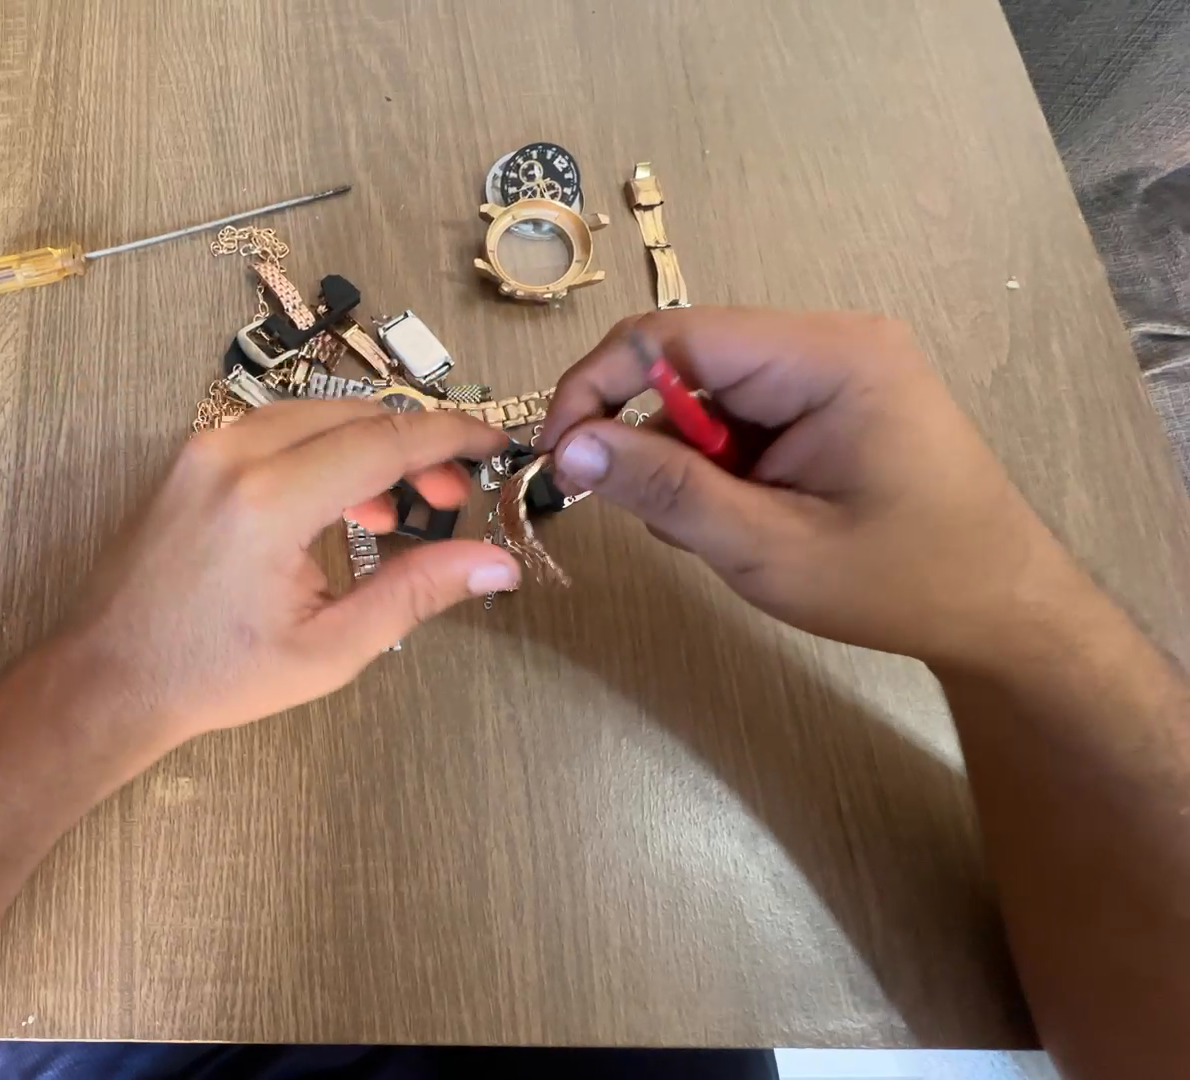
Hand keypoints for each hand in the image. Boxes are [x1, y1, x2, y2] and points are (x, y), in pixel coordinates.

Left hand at [59, 401, 518, 742]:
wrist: (112, 675)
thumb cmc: (217, 674)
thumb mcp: (328, 648)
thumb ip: (416, 594)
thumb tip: (497, 563)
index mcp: (270, 501)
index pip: (384, 441)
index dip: (451, 437)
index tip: (494, 445)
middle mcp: (233, 454)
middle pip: (352, 415)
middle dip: (412, 446)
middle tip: (447, 500)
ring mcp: (202, 449)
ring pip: (312, 415)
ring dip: (365, 446)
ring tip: (393, 512)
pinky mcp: (189, 457)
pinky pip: (272, 430)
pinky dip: (318, 450)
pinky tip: (335, 502)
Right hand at [536, 307, 1082, 666]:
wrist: (999, 613)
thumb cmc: (898, 582)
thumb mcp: (764, 545)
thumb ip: (661, 489)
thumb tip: (566, 448)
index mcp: (824, 358)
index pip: (668, 337)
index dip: (594, 384)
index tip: (556, 453)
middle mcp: (818, 347)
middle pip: (674, 364)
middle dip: (634, 435)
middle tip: (626, 502)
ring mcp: (814, 376)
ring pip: (686, 400)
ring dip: (668, 462)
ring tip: (706, 525)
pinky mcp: (806, 408)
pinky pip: (714, 422)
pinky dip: (695, 470)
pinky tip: (728, 514)